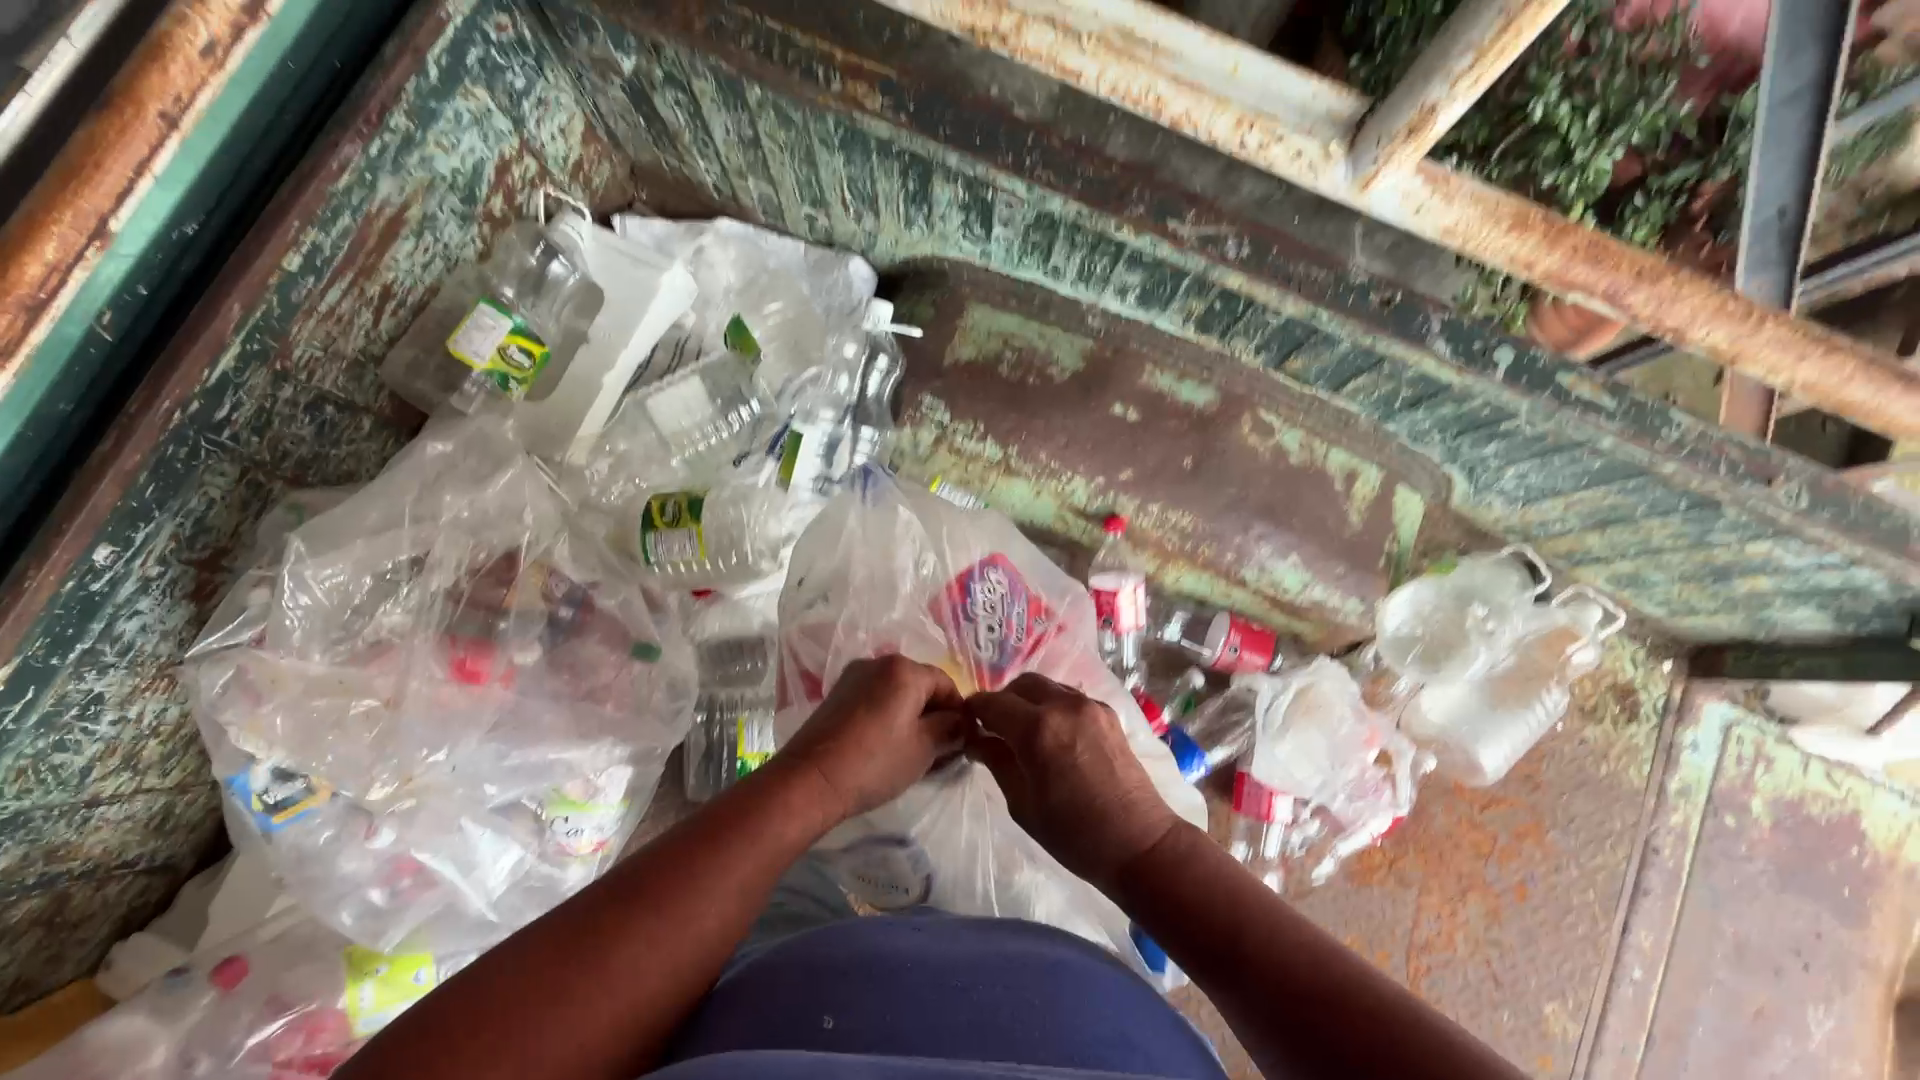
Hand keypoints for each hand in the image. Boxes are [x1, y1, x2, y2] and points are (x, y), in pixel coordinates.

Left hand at [778, 655, 966, 824]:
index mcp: (903, 669)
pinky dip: (888, 717)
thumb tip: (960, 723)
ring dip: (911, 716)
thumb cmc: (875, 762)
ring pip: (896, 693)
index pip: (946, 683)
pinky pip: (874, 699)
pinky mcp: (835, 696)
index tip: (963, 740)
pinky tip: (887, 745)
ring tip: (914, 751)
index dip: (960, 711)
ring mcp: (852, 678)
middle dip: (934, 714)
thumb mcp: (923, 748)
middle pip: (920, 684)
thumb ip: (950, 729)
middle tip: (941, 749)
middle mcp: (877, 663)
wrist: (811, 781)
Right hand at [963, 673, 1179, 890]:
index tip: (967, 727)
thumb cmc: (1073, 834)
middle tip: (995, 730)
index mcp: (1037, 728)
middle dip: (1002, 701)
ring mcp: (1090, 706)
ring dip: (1029, 701)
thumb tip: (978, 741)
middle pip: (1021, 685)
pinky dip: (1053, 707)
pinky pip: (1070, 698)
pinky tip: (1053, 736)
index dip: (974, 712)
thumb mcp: (1022, 804)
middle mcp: (1064, 706)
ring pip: (1047, 687)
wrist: (1138, 842)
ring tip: (1024, 733)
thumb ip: (997, 762)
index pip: (992, 703)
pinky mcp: (1108, 714)